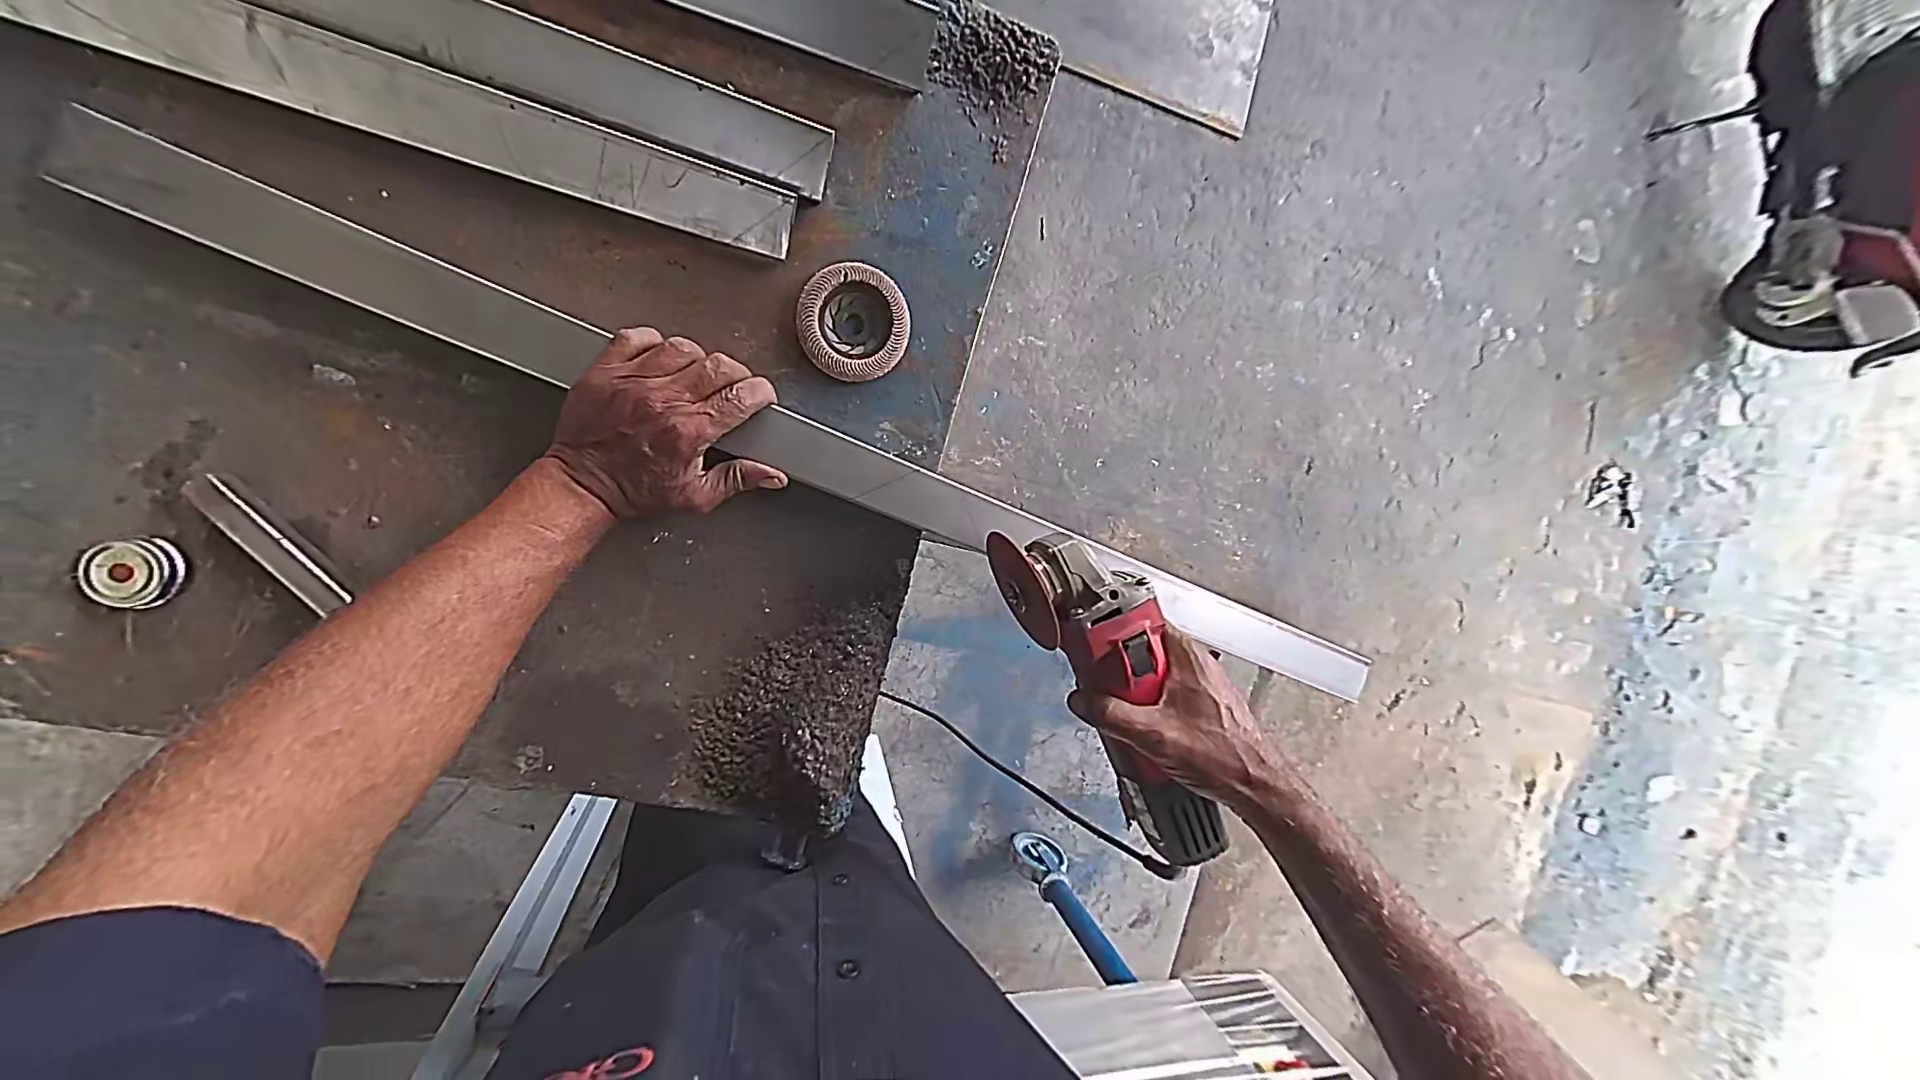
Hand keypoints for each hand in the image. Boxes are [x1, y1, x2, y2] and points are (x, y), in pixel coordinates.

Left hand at [544, 328, 787, 518]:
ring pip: (682, 348)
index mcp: (689, 432)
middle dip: (736, 374)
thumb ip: (738, 480)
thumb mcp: (697, 496)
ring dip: (698, 359)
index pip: (740, 397)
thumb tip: (771, 475)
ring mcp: (633, 382)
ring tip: (696, 375)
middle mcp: (663, 402)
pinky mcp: (606, 372)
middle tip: (733, 387)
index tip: (760, 396)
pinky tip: (660, 359)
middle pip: (718, 366)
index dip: (760, 392)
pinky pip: (636, 338)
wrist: (584, 486)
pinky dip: (654, 343)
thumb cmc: (635, 491)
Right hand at [1068, 628, 1282, 808]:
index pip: (1137, 621)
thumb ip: (1110, 714)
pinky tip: (1148, 730)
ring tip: (1129, 717)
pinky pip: (1162, 693)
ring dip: (1132, 694)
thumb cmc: (1225, 756)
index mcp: (1184, 653)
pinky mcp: (1198, 701)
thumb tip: (1084, 701)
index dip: (1109, 633)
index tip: (1091, 650)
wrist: (1256, 784)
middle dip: (1118, 673)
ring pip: (1149, 674)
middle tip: (1107, 693)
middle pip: (1138, 650)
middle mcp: (1192, 660)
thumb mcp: (1153, 734)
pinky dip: (1149, 707)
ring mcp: (1197, 681)